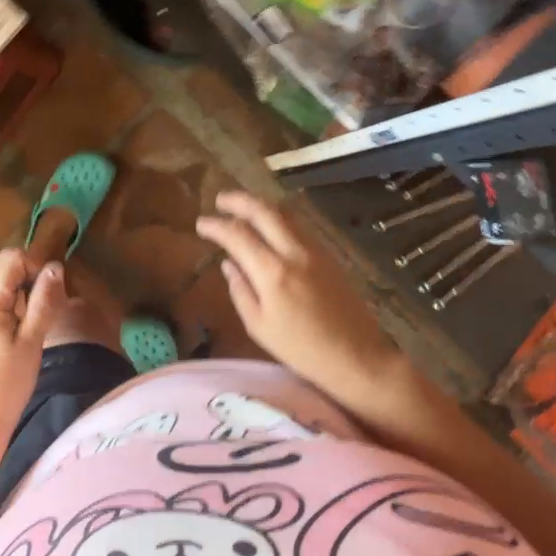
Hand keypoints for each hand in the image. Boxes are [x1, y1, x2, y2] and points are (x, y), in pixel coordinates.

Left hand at [0, 248, 65, 430]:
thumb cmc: (9, 381)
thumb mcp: (32, 340)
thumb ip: (43, 300)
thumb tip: (56, 267)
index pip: (12, 258)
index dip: (36, 267)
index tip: (50, 294)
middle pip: (4, 264)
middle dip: (30, 275)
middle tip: (46, 305)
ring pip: (0, 279)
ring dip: (22, 288)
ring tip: (36, 318)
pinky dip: (13, 301)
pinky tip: (23, 326)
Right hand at [197, 192, 399, 401]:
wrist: (355, 355)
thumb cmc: (300, 349)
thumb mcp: (258, 326)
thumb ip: (240, 291)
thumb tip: (229, 264)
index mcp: (272, 272)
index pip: (237, 235)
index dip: (216, 226)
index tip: (200, 224)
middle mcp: (294, 253)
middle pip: (264, 211)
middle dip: (238, 201)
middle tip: (219, 200)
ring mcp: (315, 251)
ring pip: (285, 214)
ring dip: (261, 205)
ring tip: (242, 208)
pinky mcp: (329, 256)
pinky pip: (299, 226)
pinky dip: (280, 218)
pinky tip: (271, 226)